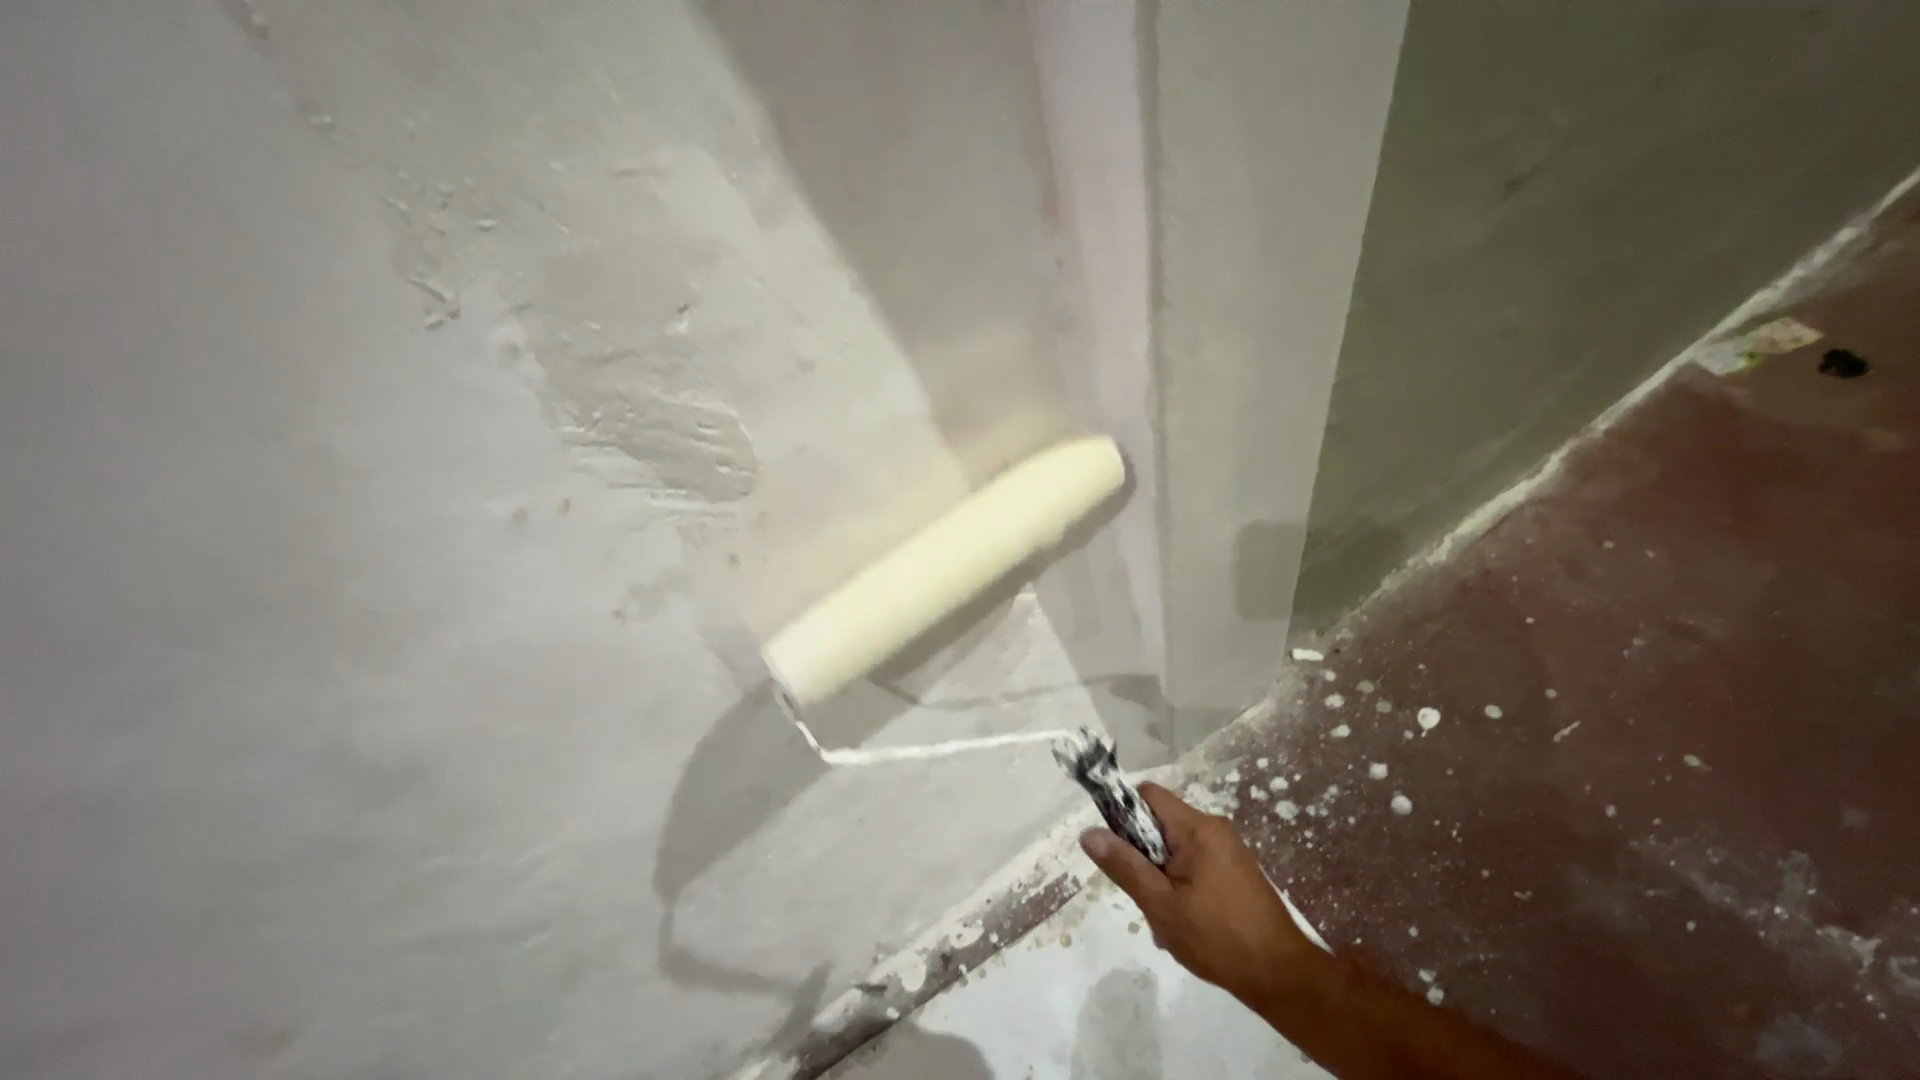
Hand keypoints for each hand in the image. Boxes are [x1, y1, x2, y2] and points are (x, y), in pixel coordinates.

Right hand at [1080, 782, 1316, 1003]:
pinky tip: (1183, 923)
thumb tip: (1088, 833)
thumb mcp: (1160, 904)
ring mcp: (1228, 850)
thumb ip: (1124, 866)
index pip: (1148, 795)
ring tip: (1163, 919)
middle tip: (1143, 895)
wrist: (1281, 975)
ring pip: (1175, 848)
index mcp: (1197, 828)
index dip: (1123, 813)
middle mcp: (1214, 828)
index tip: (1114, 849)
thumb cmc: (1217, 938)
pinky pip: (1194, 863)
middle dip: (1142, 855)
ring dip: (1160, 876)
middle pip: (1159, 823)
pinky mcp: (1236, 870)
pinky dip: (1180, 885)